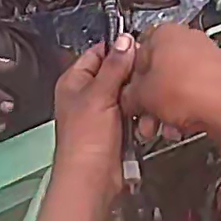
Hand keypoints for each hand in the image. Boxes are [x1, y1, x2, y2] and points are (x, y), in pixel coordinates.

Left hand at [52, 36, 135, 189]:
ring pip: (126, 94)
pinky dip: (140, 114)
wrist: (92, 178)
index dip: (117, 48)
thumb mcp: (100, 95)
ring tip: (145, 97)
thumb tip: (124, 41)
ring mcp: (101, 113)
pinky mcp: (115, 129)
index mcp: (73, 82)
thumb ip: (114, 67)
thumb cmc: (84, 141)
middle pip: (114, 73)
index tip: (138, 46)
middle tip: (147, 72)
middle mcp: (86, 96)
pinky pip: (132, 113)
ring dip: (137, 96)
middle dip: (131, 74)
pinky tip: (146, 114)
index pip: (97, 53)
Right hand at [120, 25, 220, 139]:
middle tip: (145, 118)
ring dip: (166, 108)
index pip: (136, 54)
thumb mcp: (143, 97)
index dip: (130, 80)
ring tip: (164, 126)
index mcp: (164, 33)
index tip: (129, 97)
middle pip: (158, 72)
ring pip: (176, 83)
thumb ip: (128, 95)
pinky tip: (182, 125)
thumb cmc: (191, 92)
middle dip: (150, 100)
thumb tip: (127, 99)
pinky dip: (187, 106)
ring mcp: (207, 55)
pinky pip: (195, 90)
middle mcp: (187, 38)